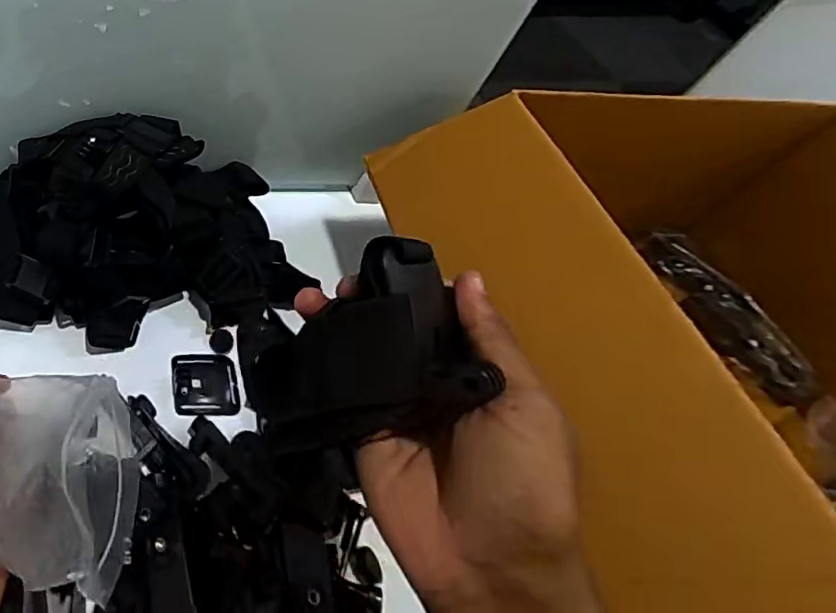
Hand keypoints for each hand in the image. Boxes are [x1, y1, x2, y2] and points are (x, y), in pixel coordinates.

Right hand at [295, 271, 601, 612]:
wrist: (488, 568)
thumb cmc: (528, 492)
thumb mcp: (528, 408)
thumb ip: (494, 343)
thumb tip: (473, 281)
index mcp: (472, 374)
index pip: (435, 318)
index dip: (410, 290)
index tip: (385, 267)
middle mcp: (429, 384)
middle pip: (390, 330)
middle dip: (366, 302)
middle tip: (346, 286)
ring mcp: (393, 405)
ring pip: (359, 352)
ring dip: (335, 322)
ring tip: (314, 298)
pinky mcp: (361, 426)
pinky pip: (337, 386)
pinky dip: (319, 359)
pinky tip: (306, 332)